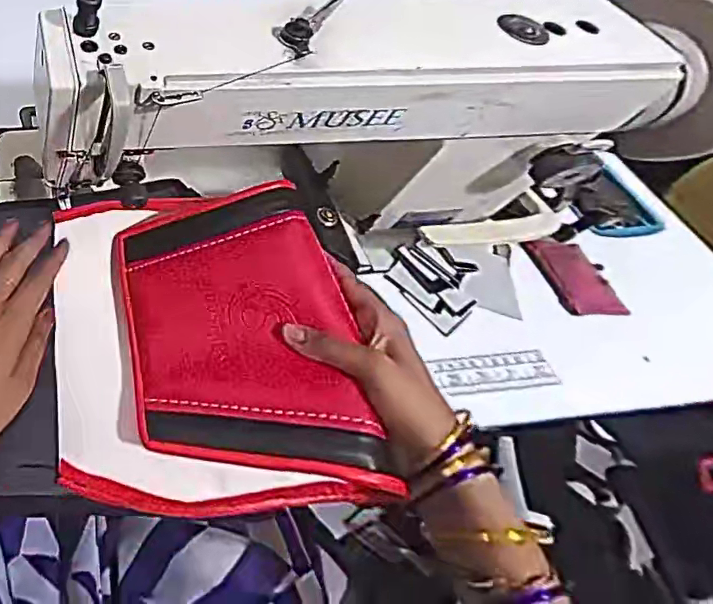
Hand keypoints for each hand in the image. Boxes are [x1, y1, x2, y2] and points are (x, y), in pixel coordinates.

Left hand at [0, 222, 65, 547]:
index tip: (61, 248)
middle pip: (12, 264)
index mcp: (10, 326)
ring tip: (10, 228)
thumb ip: (36, 343)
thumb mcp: (22, 384)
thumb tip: (45, 318)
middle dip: (31, 242)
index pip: (37, 281)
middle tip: (41, 229)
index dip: (52, 261)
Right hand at [283, 261, 457, 472]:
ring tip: (281, 326)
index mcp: (384, 322)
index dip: (328, 267)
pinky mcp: (355, 385)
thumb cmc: (420, 407)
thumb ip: (332, 345)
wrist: (432, 456)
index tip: (303, 255)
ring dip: (306, 336)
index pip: (350, 282)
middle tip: (281, 294)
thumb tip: (295, 329)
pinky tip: (292, 361)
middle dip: (308, 302)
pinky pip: (325, 365)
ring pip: (326, 339)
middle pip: (333, 309)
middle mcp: (372, 337)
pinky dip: (309, 361)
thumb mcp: (373, 366)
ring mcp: (363, 362)